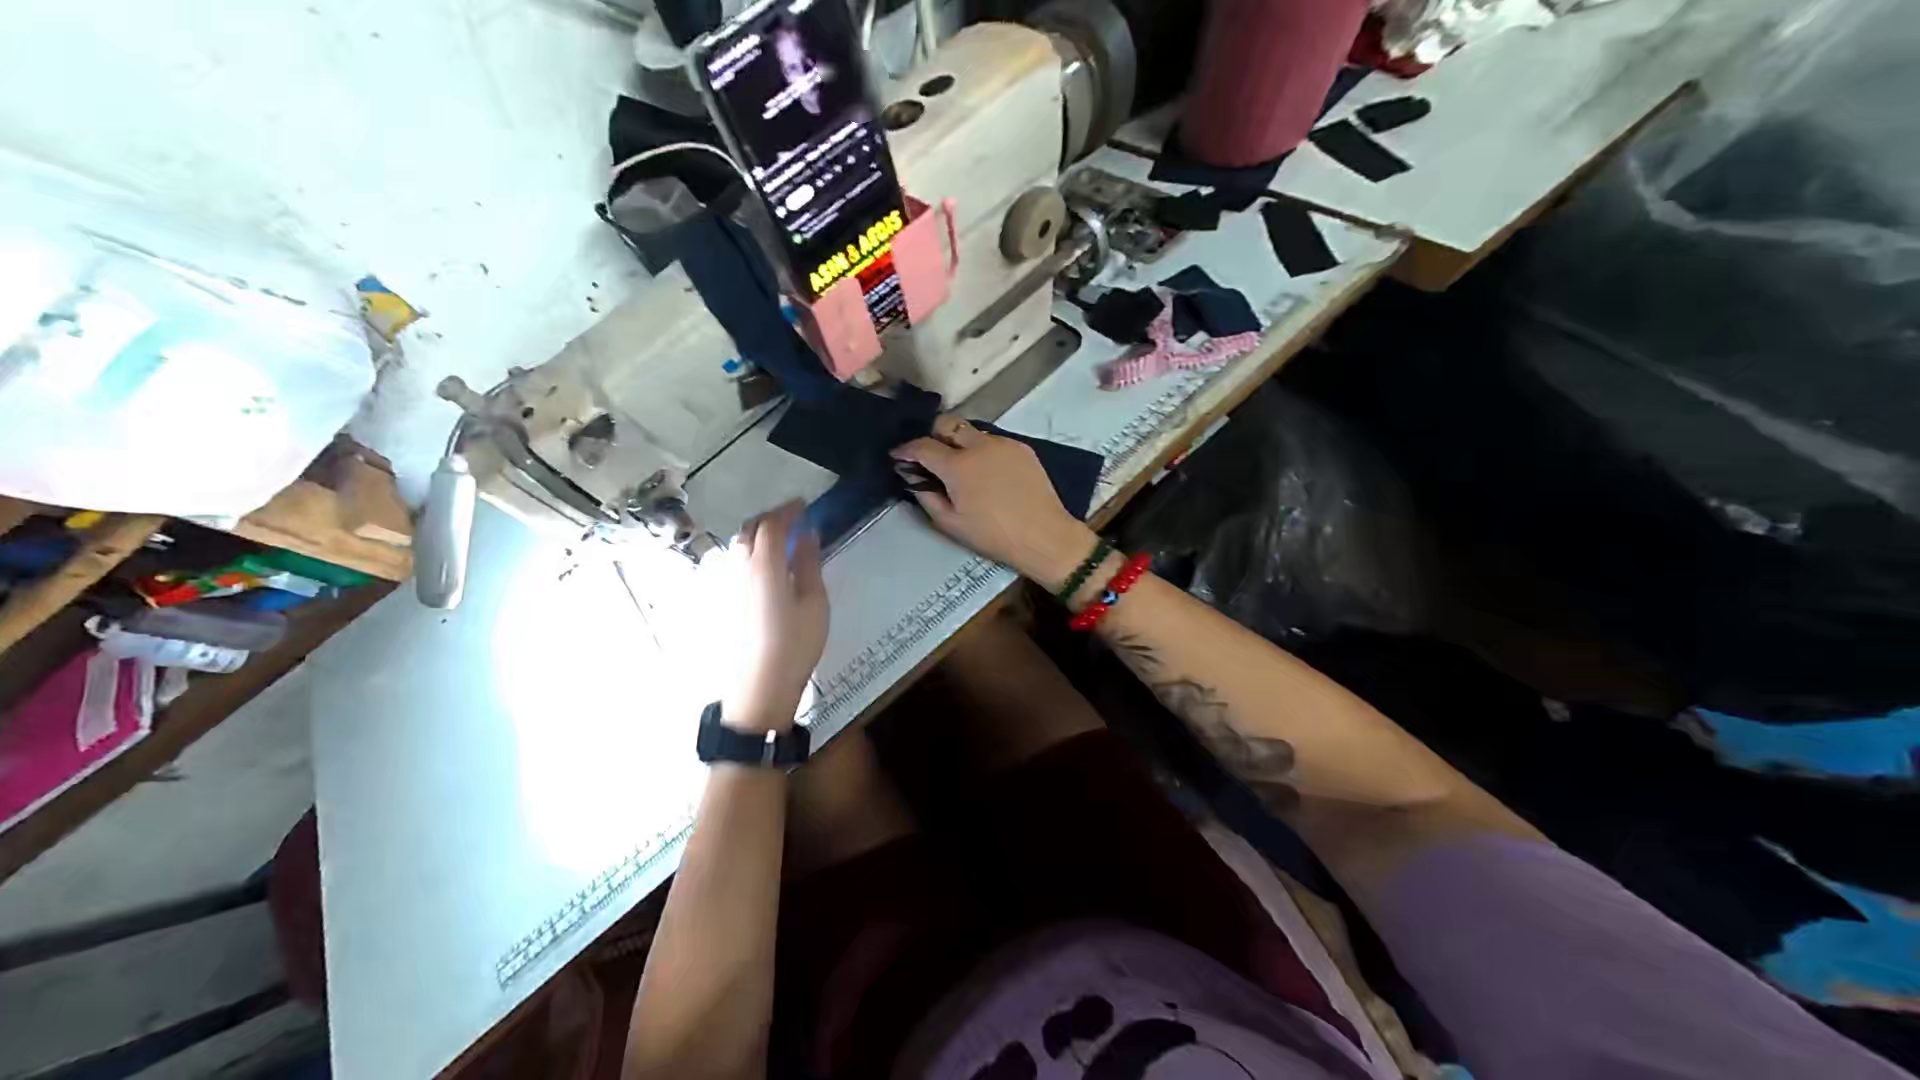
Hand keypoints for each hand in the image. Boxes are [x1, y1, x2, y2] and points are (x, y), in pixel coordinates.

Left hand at [725, 501, 827, 733]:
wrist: (760, 686)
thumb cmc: (795, 645)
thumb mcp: (814, 602)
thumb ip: (809, 563)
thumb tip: (807, 534)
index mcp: (764, 565)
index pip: (772, 524)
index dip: (788, 511)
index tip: (804, 505)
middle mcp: (740, 569)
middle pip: (750, 530)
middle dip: (771, 518)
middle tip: (793, 519)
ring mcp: (728, 585)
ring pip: (738, 545)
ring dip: (758, 533)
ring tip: (781, 539)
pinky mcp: (725, 600)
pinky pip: (736, 562)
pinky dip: (751, 551)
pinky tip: (766, 565)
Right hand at [891, 416, 1098, 589]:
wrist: (1043, 535)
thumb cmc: (992, 535)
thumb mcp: (950, 523)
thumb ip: (925, 495)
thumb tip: (911, 476)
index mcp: (957, 465)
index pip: (922, 445)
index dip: (905, 449)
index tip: (898, 456)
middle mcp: (979, 445)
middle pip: (947, 423)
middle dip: (932, 434)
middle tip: (928, 454)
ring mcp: (1003, 443)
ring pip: (972, 431)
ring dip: (959, 442)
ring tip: (960, 465)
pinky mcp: (1022, 448)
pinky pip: (994, 441)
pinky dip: (983, 450)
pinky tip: (986, 470)